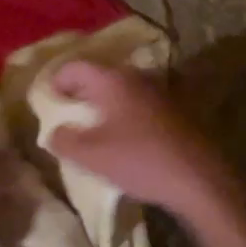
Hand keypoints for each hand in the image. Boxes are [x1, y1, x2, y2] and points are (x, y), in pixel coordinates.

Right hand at [45, 61, 239, 220]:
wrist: (199, 179)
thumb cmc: (139, 161)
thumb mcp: (90, 156)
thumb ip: (64, 140)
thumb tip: (55, 132)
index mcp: (113, 81)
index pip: (75, 67)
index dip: (55, 81)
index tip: (46, 101)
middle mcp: (137, 78)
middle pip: (99, 76)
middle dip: (79, 94)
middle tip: (66, 115)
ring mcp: (160, 92)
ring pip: (121, 91)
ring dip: (102, 105)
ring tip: (91, 129)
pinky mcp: (175, 111)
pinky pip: (138, 105)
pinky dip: (123, 115)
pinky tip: (121, 139)